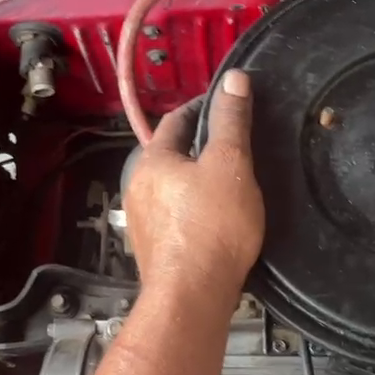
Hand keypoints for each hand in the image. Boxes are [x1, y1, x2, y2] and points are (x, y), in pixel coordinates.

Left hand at [125, 70, 264, 296]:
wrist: (192, 296)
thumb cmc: (212, 229)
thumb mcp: (230, 165)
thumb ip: (231, 121)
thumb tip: (234, 79)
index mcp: (153, 161)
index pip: (176, 120)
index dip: (203, 108)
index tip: (227, 106)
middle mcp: (140, 188)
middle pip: (172, 156)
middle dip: (200, 148)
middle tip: (235, 147)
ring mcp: (144, 222)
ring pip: (173, 188)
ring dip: (197, 182)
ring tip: (231, 185)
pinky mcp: (155, 250)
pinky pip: (176, 218)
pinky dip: (195, 211)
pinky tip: (217, 222)